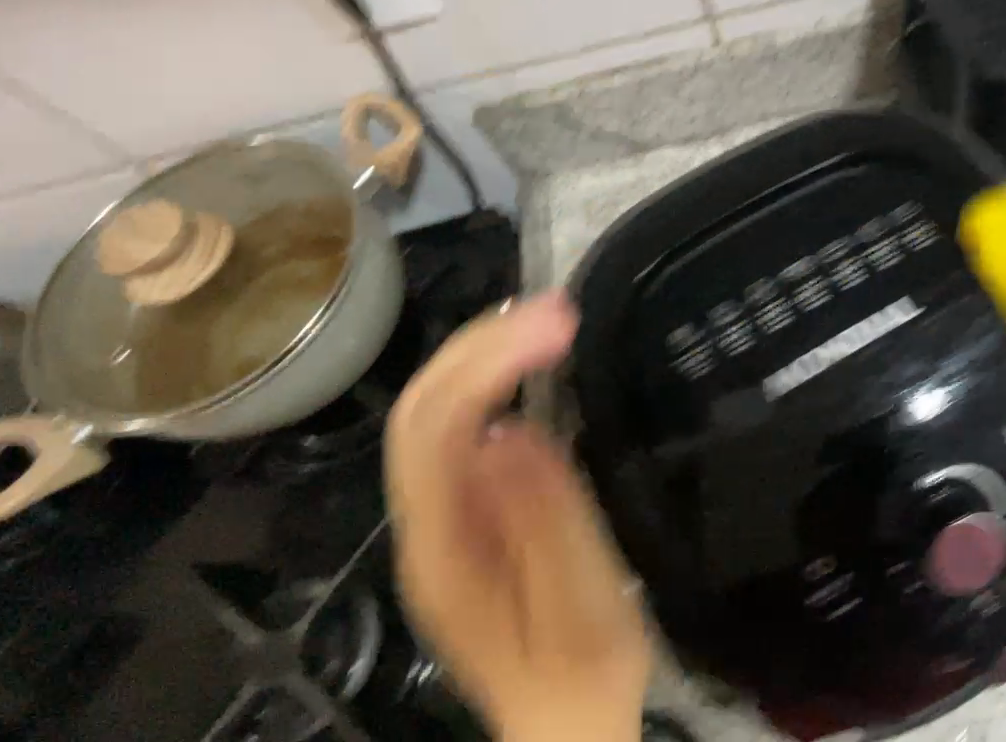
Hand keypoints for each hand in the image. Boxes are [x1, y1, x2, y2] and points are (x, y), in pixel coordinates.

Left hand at [385, 293, 649, 741]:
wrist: (565, 724)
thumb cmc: (582, 675)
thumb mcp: (580, 608)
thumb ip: (545, 522)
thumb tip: (510, 432)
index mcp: (444, 549)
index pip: (434, 430)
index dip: (487, 363)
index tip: (560, 324)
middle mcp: (427, 524)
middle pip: (423, 409)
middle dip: (484, 343)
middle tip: (560, 306)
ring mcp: (442, 517)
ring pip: (436, 411)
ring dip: (485, 353)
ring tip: (547, 318)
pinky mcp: (468, 512)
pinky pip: (462, 428)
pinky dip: (494, 381)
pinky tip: (529, 363)